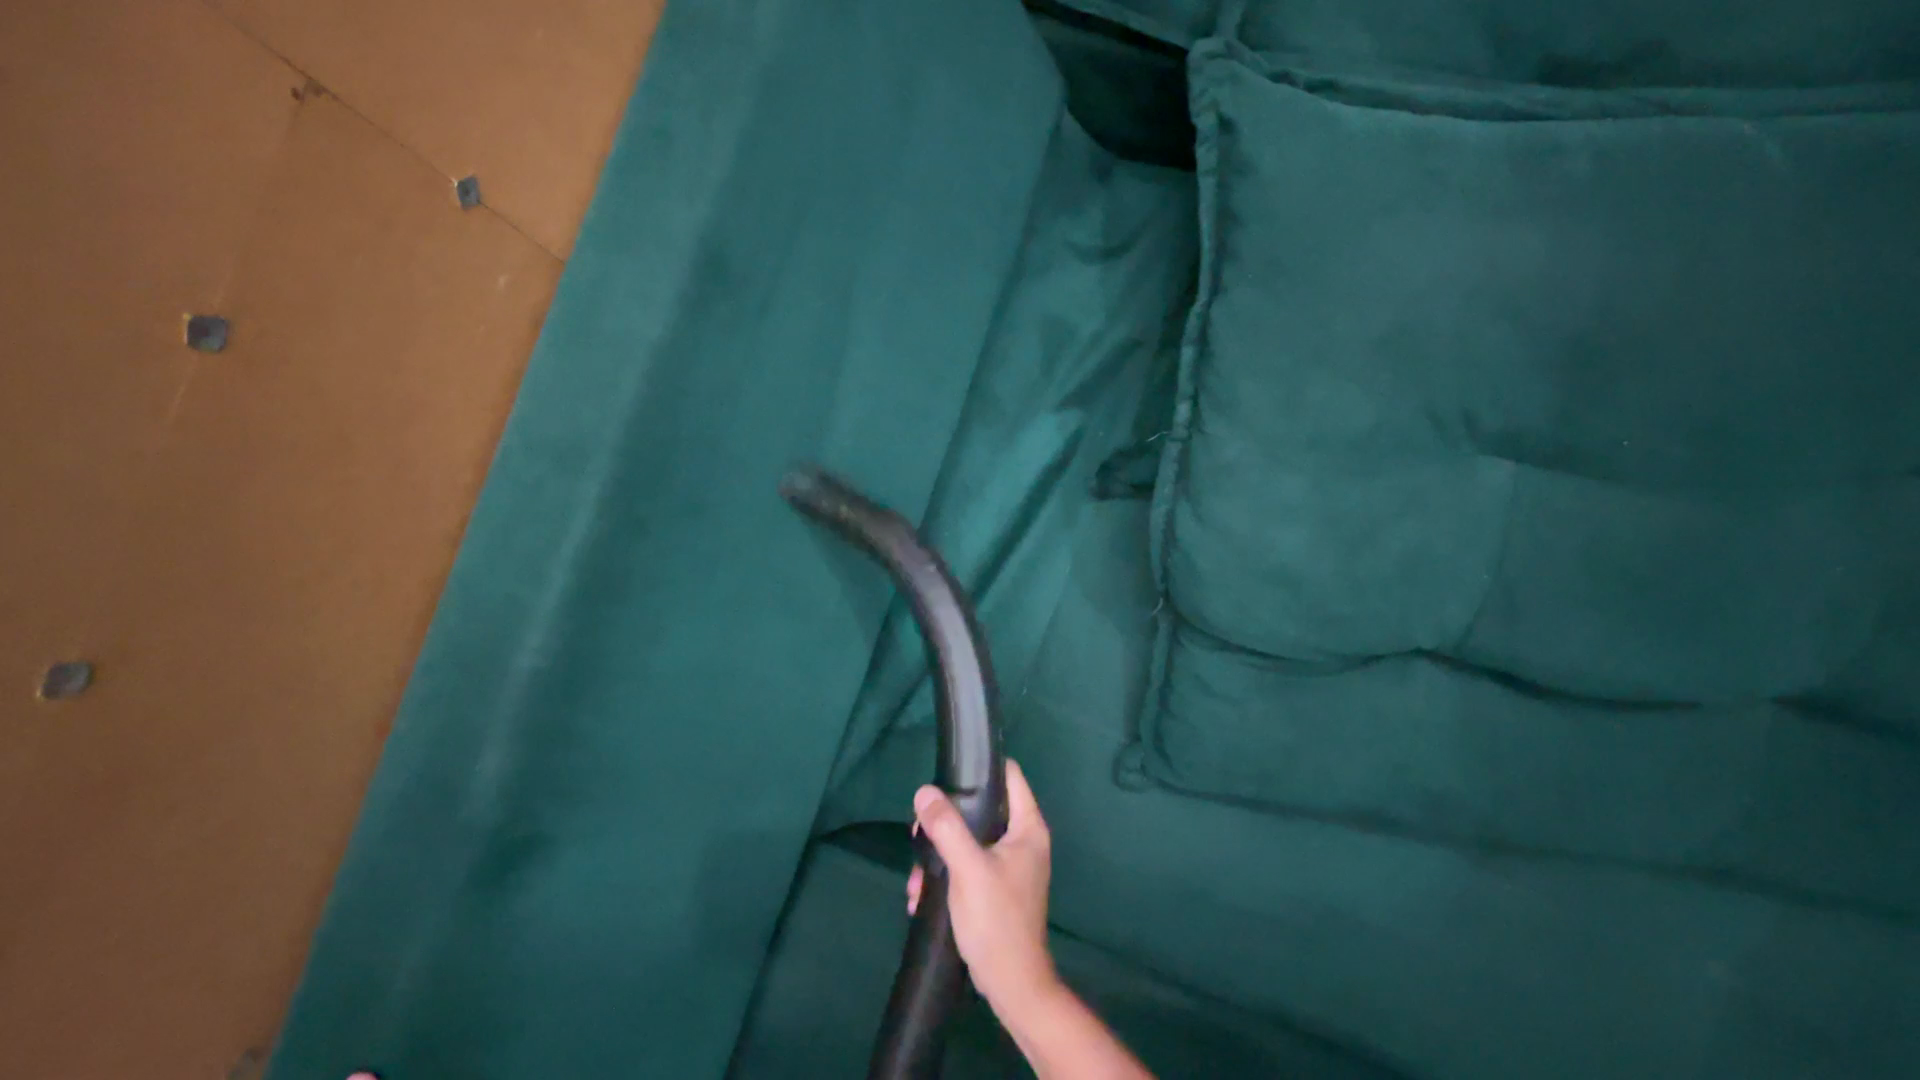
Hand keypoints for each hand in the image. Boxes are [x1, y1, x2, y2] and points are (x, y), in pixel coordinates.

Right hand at [907, 759, 1057, 1010]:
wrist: (1010, 982)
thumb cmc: (997, 920)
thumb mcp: (968, 868)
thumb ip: (947, 827)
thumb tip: (924, 792)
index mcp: (1028, 827)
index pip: (1010, 776)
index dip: (981, 767)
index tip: (948, 770)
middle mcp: (1023, 840)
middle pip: (981, 808)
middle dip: (946, 820)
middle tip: (920, 834)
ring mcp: (1010, 865)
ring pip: (968, 839)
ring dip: (938, 855)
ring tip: (915, 878)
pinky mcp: (996, 887)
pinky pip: (966, 865)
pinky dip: (945, 875)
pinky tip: (920, 895)